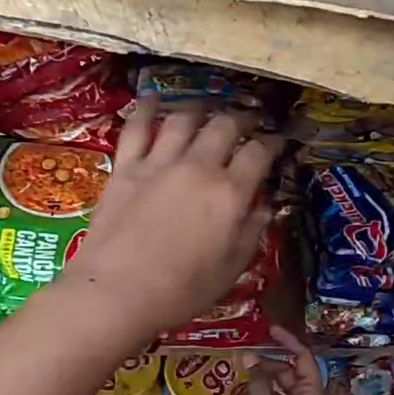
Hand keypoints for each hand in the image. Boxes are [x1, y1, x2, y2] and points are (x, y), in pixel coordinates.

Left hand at [60, 102, 281, 338]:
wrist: (116, 292)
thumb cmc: (180, 291)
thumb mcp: (230, 270)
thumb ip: (251, 233)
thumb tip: (264, 208)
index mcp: (230, 194)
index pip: (259, 154)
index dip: (273, 144)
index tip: (277, 143)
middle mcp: (198, 167)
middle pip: (225, 126)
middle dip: (243, 118)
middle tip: (248, 120)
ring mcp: (158, 163)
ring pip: (185, 119)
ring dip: (201, 109)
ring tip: (208, 109)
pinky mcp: (125, 167)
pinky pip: (138, 128)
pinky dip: (147, 110)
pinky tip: (154, 102)